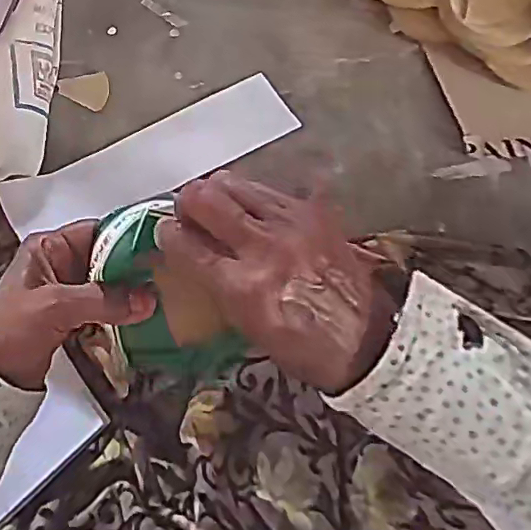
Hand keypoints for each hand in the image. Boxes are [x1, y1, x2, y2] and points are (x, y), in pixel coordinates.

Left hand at [0, 221, 155, 388]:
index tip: (156, 245)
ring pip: (107, 284)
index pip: (96, 231)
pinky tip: (141, 317)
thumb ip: (103, 299)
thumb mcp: (55, 307)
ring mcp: (65, 292)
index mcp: (47, 248)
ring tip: (159, 296)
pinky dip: (120, 312)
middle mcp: (58, 264)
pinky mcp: (71, 318)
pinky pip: (104, 307)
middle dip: (132, 268)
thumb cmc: (8, 332)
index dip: (126, 236)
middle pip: (105, 258)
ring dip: (128, 292)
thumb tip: (147, 298)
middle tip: (163, 275)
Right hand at [155, 172, 394, 393]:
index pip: (187, 246)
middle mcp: (262, 248)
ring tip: (216, 200)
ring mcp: (290, 224)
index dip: (169, 233)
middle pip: (207, 200)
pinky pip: (270, 189)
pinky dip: (253, 195)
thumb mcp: (248, 327)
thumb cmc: (301, 345)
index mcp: (241, 287)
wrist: (364, 338)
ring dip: (218, 191)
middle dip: (189, 201)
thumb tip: (193, 251)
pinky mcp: (313, 211)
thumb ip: (217, 284)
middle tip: (188, 208)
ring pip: (236, 185)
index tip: (166, 229)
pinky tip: (253, 205)